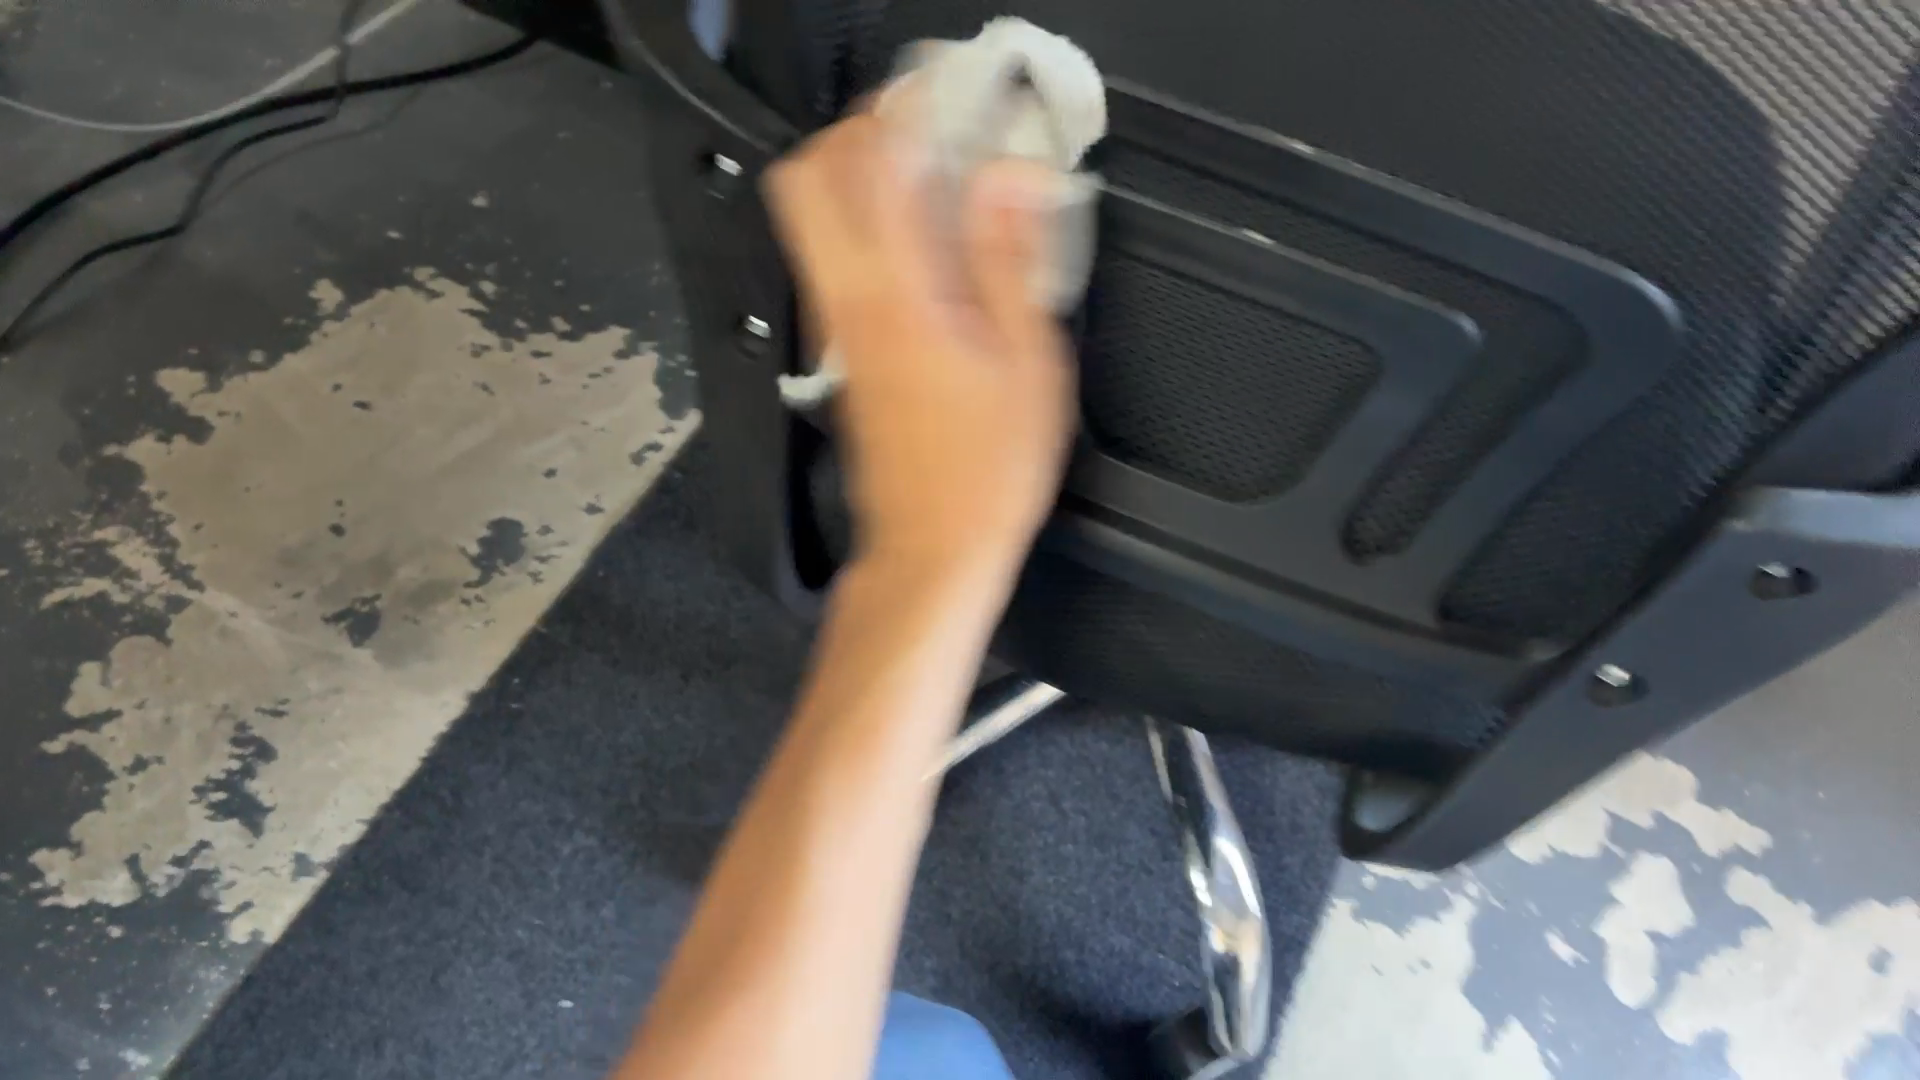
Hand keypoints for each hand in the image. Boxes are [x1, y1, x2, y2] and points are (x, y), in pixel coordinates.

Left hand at [764, 110, 1076, 585]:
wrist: (933, 546)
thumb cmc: (986, 472)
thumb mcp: (1029, 363)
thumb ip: (1011, 261)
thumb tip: (1008, 180)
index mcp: (900, 297)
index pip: (874, 163)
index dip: (906, 108)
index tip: (948, 96)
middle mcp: (851, 304)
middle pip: (808, 178)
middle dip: (857, 133)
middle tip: (922, 132)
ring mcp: (839, 330)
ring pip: (813, 220)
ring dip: (858, 180)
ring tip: (930, 181)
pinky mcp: (845, 355)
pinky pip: (835, 264)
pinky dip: (865, 231)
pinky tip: (925, 251)